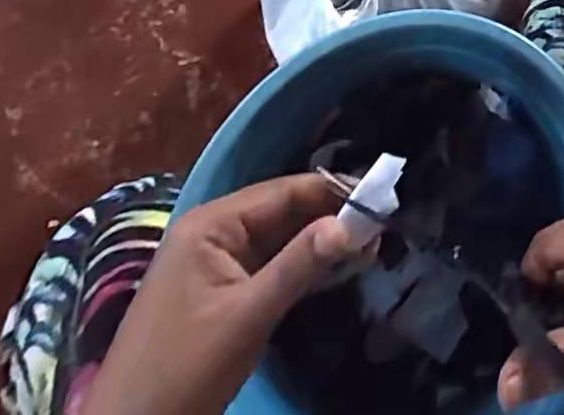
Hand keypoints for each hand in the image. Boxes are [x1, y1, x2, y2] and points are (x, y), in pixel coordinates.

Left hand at [81, 175, 368, 414]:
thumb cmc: (182, 372)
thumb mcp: (247, 316)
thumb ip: (301, 264)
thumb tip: (353, 222)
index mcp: (212, 224)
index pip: (286, 191)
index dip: (334, 192)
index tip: (380, 200)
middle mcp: (215, 231)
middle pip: (286, 210)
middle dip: (332, 218)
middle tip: (381, 229)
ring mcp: (218, 260)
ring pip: (284, 237)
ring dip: (323, 242)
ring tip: (371, 247)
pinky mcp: (223, 288)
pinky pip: (273, 262)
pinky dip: (305, 264)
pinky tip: (339, 268)